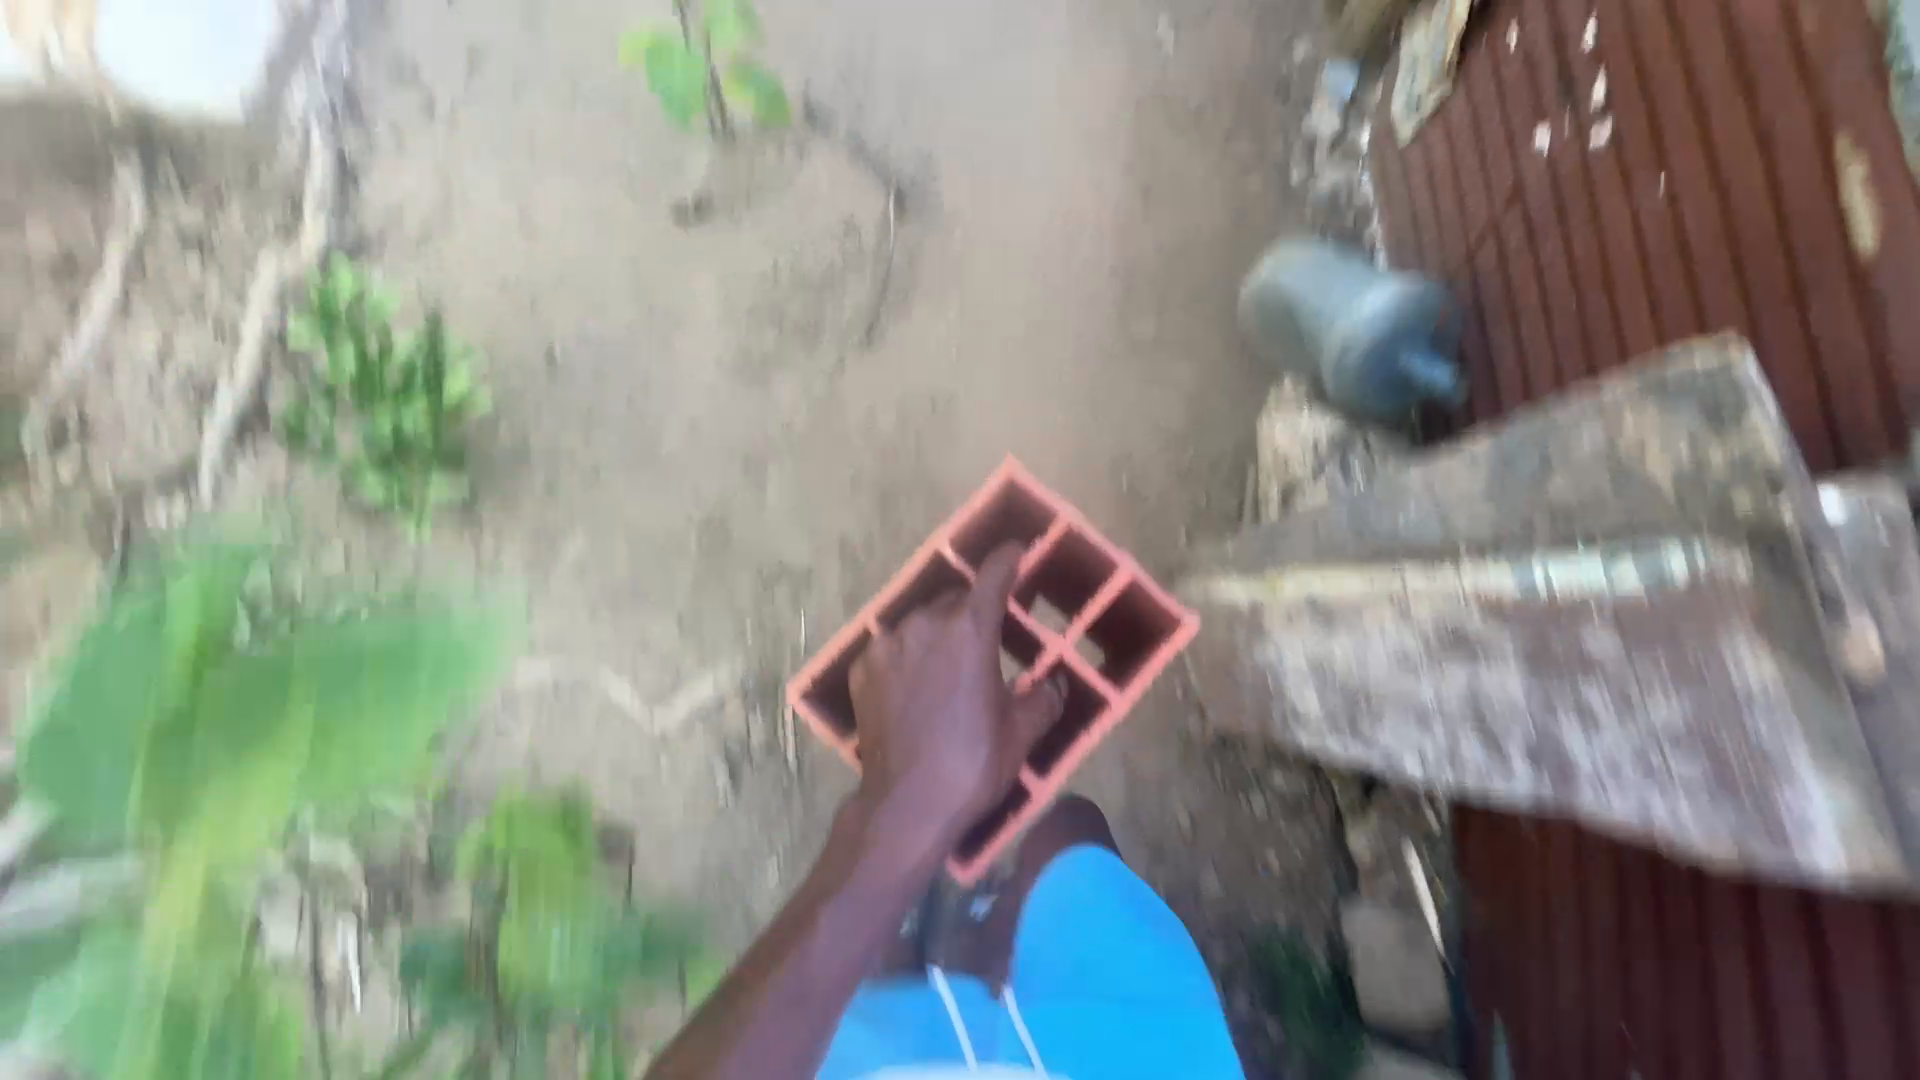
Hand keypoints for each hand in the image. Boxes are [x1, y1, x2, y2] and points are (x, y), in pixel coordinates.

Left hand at [848, 544, 1065, 839]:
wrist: (906, 804)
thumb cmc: (973, 763)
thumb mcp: (1022, 732)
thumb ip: (1044, 698)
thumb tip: (1054, 685)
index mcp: (970, 629)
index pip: (993, 575)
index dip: (1007, 559)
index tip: (1016, 550)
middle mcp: (925, 623)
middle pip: (955, 599)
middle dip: (972, 610)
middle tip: (985, 640)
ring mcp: (887, 643)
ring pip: (920, 621)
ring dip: (937, 634)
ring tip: (947, 668)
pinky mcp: (862, 667)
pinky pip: (892, 646)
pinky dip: (907, 656)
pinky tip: (914, 687)